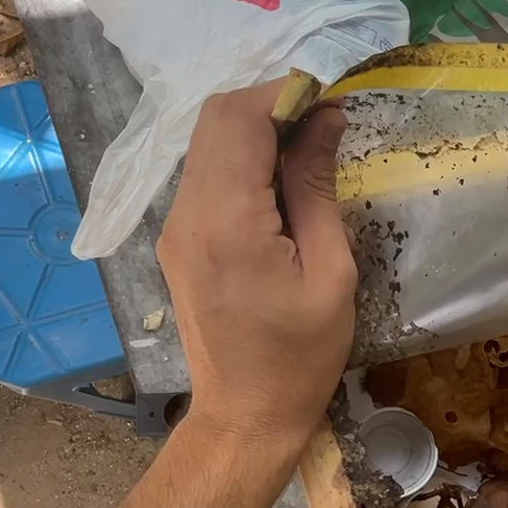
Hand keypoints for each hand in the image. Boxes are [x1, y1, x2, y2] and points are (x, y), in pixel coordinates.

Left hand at [156, 79, 354, 447]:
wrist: (246, 414)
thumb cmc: (302, 355)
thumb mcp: (330, 273)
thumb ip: (317, 189)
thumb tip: (326, 119)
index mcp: (228, 223)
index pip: (240, 118)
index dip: (286, 93)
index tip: (333, 101)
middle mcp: (187, 214)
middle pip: (215, 120)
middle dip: (272, 105)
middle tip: (324, 124)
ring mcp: (175, 227)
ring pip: (207, 143)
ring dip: (258, 132)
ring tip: (308, 153)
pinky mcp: (179, 240)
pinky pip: (206, 176)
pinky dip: (244, 161)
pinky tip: (280, 185)